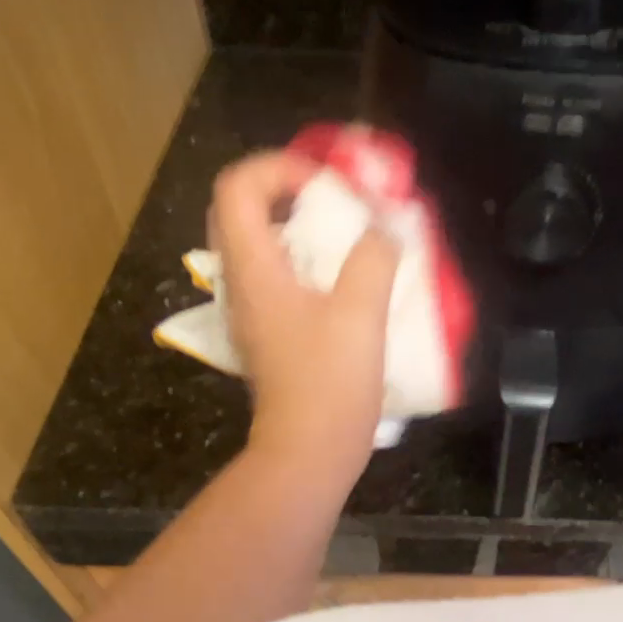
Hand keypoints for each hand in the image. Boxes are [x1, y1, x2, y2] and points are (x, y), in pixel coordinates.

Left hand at [209, 150, 401, 481]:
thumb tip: (384, 229)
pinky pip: (276, 277)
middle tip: (334, 202)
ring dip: (298, 228)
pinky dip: (304, 262)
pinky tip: (345, 280)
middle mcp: (241, 285)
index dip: (279, 168)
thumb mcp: (361, 314)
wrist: (308, 453)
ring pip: (258, 246)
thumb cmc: (329, 384)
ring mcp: (251, 312)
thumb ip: (373, 257)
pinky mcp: (269, 334)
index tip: (329, 186)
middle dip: (287, 192)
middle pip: (242, 211)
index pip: (238, 186)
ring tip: (346, 236)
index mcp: (253, 269)